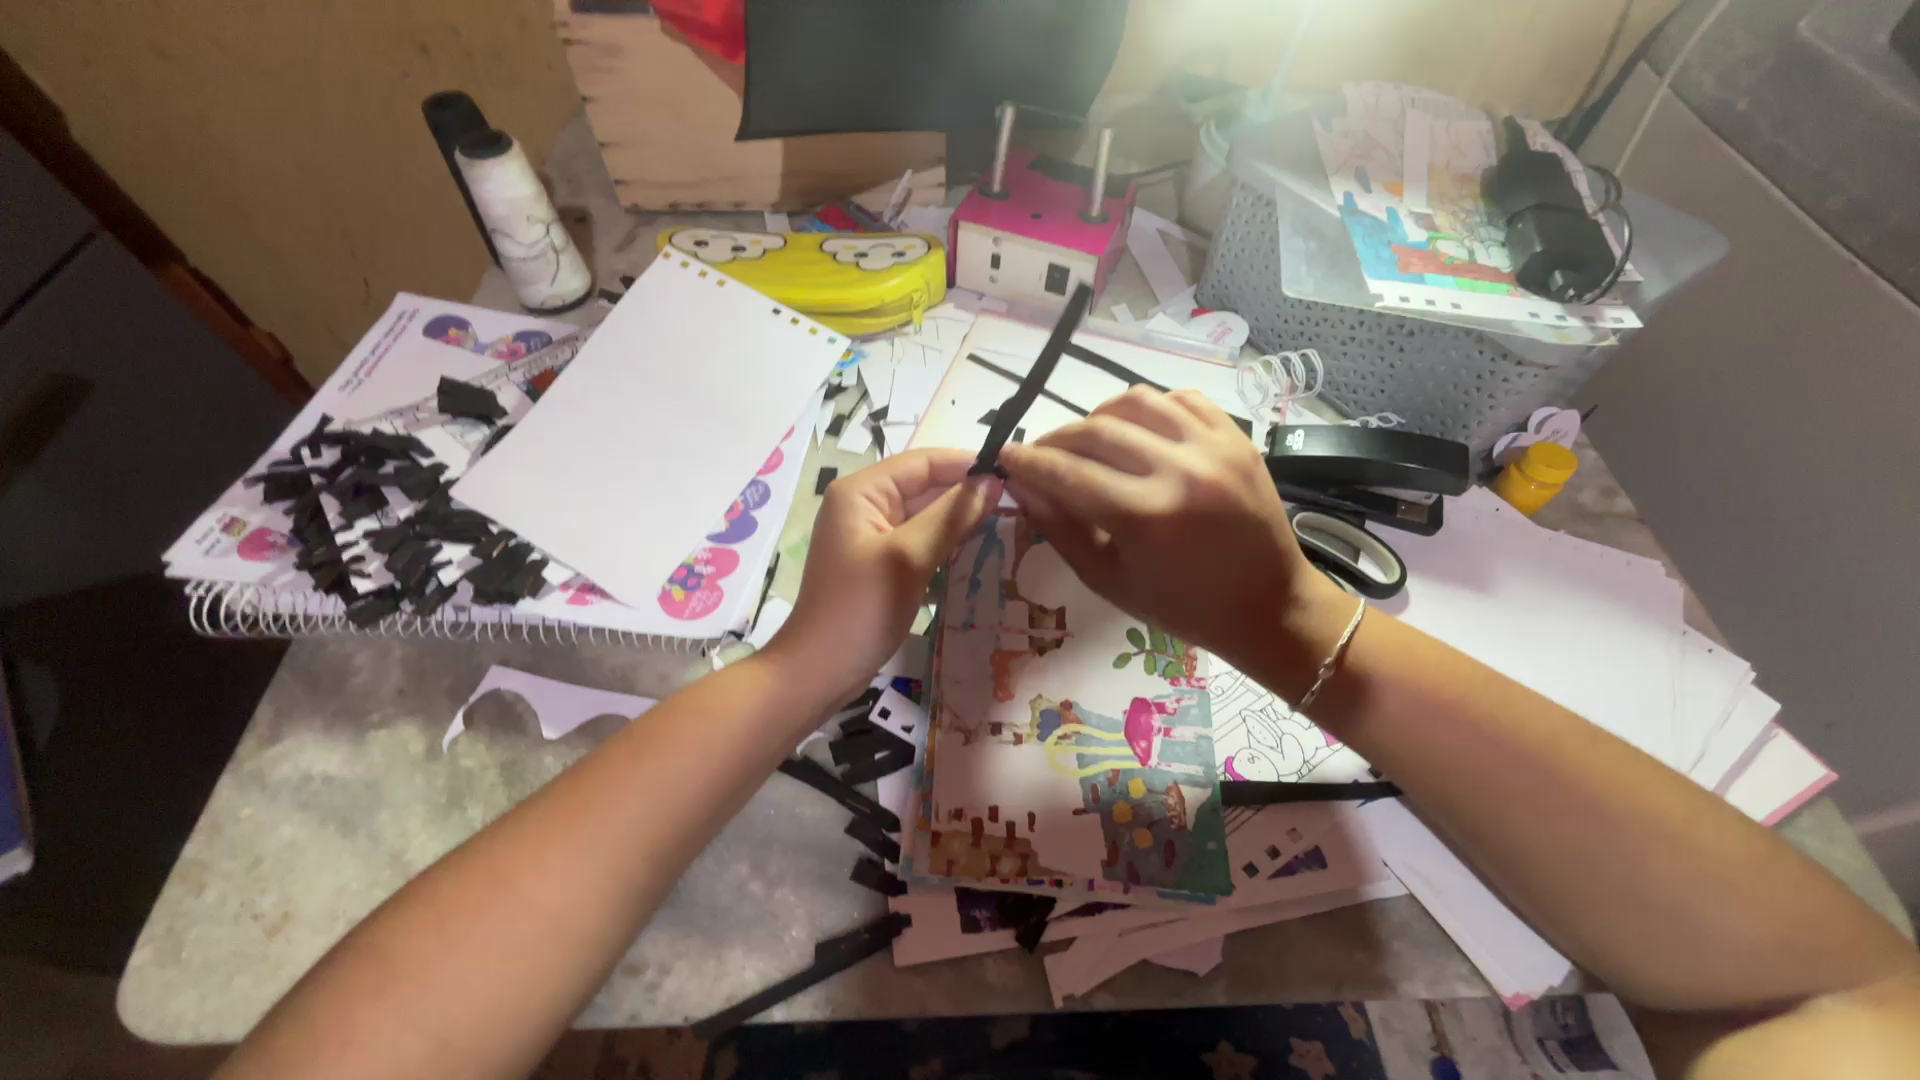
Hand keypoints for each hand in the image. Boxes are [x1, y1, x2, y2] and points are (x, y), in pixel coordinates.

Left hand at [763, 448, 1001, 702]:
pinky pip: (918, 540)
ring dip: (958, 518)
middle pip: (924, 485)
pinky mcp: (878, 563)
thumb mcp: (910, 557)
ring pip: (924, 514)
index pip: (924, 461)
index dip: (967, 464)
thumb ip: (952, 515)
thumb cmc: (861, 609)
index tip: (1014, 475)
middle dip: (965, 493)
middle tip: (1017, 503)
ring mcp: (869, 535)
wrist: (818, 671)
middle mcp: (863, 504)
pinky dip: (944, 543)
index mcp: (861, 491)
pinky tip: (974, 551)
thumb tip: (993, 482)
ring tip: (1005, 522)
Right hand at [998, 387, 1348, 679]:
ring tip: (1088, 441)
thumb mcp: (1108, 580)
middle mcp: (1179, 469)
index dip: (1027, 461)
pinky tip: (1138, 433)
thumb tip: (1020, 485)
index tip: (1004, 456)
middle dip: (1055, 439)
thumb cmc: (1182, 607)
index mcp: (1145, 516)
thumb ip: (1060, 529)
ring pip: (1134, 401)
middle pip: (1094, 430)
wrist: (1269, 606)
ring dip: (1098, 417)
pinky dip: (1148, 409)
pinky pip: (1180, 398)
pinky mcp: (1236, 436)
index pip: (1065, 471)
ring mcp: (1213, 446)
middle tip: (1040, 456)